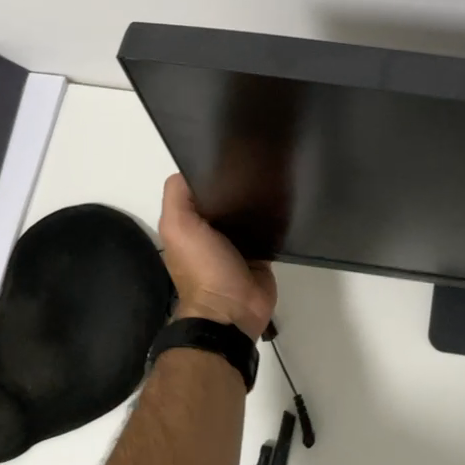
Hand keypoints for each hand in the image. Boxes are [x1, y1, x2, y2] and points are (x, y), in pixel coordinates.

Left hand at [157, 174, 276, 338]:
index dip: (209, 170)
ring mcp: (237, 241)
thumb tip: (189, 169)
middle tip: (258, 161)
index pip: (198, 187)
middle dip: (237, 182)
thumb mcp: (179, 228)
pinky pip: (268, 227)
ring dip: (257, 198)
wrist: (233, 311)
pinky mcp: (260, 250)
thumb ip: (177, 197)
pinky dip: (274, 216)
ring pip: (248, 210)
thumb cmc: (203, 267)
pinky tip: (286, 198)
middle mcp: (210, 230)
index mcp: (188, 223)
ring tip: (275, 174)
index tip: (228, 153)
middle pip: (225, 196)